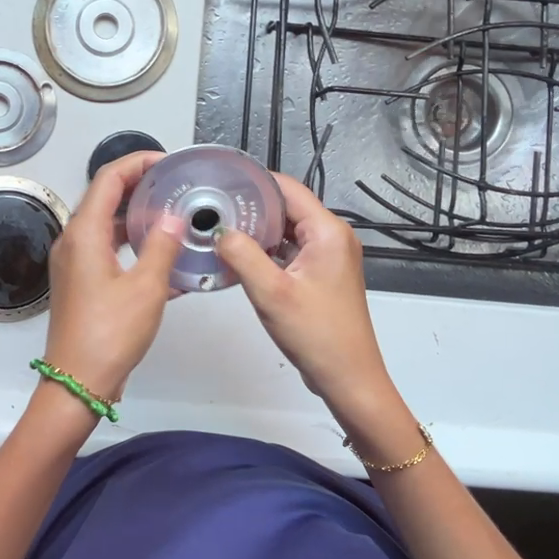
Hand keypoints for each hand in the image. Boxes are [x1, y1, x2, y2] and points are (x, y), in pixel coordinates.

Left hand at [41, 152, 185, 402]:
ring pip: (106, 227)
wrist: (78, 382)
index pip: (108, 178)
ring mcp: (74, 264)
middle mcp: (73, 241)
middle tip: (176, 187)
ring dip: (137, 218)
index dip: (138, 162)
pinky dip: (132, 248)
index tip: (168, 162)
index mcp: (83, 233)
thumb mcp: (146, 287)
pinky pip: (107, 252)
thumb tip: (173, 218)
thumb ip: (162, 246)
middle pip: (104, 198)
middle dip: (140, 187)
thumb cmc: (110, 334)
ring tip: (174, 217)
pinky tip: (164, 259)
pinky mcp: (80, 284)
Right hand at [214, 173, 393, 405]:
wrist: (348, 377)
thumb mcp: (271, 292)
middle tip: (211, 207)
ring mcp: (329, 256)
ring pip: (286, 229)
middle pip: (287, 206)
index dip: (253, 182)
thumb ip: (242, 255)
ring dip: (256, 229)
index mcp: (328, 231)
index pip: (287, 188)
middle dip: (250, 205)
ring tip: (219, 228)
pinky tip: (239, 256)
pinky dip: (266, 250)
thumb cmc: (315, 333)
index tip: (219, 182)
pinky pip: (290, 250)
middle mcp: (333, 236)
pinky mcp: (322, 275)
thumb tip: (219, 231)